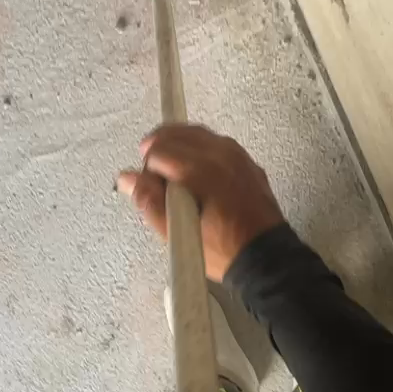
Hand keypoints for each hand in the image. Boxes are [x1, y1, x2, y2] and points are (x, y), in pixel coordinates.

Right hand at [117, 124, 286, 281]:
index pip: (159, 150)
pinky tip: (195, 170)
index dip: (146, 168)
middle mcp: (221, 154)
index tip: (148, 187)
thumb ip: (149, 202)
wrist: (265, 258)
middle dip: (159, 150)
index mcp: (201, 170)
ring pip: (197, 133)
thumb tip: (127, 178)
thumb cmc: (222, 250)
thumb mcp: (177, 235)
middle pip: (177, 133)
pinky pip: (216, 142)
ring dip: (178, 145)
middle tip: (153, 175)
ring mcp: (237, 155)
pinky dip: (199, 148)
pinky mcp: (247, 161)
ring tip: (170, 171)